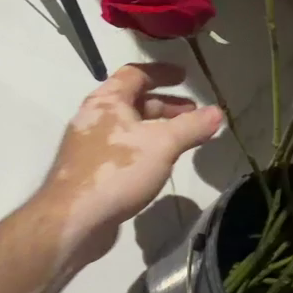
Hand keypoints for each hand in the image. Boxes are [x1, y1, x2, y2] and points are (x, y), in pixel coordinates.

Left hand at [34, 62, 222, 260]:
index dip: (162, 73)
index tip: (185, 76)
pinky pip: (123, 151)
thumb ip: (191, 127)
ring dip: (157, 129)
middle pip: (133, 102)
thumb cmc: (118, 171)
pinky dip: (145, 149)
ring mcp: (90, 146)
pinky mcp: (91, 172)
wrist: (74, 220)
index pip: (135, 73)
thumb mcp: (162, 144)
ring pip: (129, 129)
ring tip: (184, 141)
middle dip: (166, 106)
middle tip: (193, 115)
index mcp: (107, 101)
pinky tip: (160, 165)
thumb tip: (217, 112)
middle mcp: (95, 118)